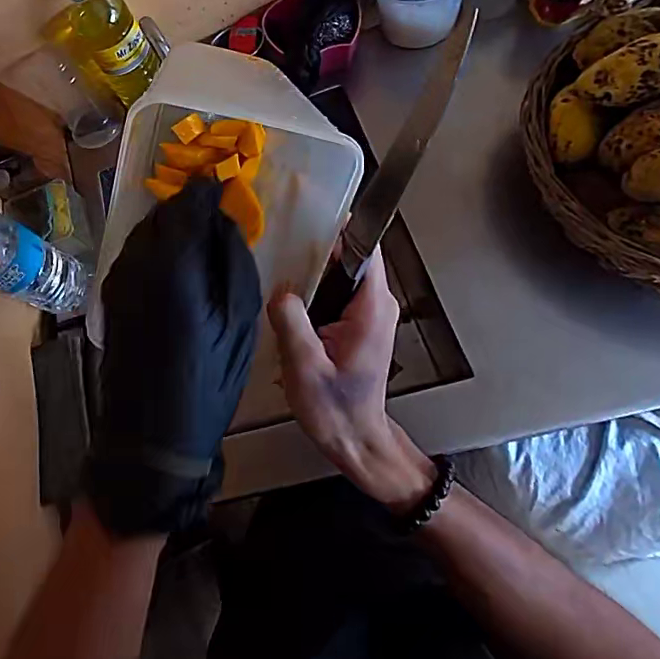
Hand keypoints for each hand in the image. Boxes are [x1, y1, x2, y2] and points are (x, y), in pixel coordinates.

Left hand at [88, 178, 261, 535]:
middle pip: (162, 214)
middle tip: (214, 206)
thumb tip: (224, 220)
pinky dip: (155, 244)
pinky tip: (176, 258)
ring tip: (198, 230)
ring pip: (144, 231)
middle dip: (188, 204)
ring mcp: (117, 280)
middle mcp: (137, 264)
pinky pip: (133, 253)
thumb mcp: (237, 321)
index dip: (206, 191)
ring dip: (170, 222)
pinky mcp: (110, 298)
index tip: (222, 182)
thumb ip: (231, 260)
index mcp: (173, 266)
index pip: (187, 206)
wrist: (151, 438)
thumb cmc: (207, 381)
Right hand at [268, 251, 434, 513]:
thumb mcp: (304, 367)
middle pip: (352, 255)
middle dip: (320, 249)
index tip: (313, 218)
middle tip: (287, 246)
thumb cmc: (337, 410)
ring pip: (345, 272)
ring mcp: (372, 313)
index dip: (341, 229)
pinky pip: (342, 290)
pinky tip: (295, 298)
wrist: (356, 440)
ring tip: (287, 270)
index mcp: (372, 308)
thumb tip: (280, 290)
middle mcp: (378, 304)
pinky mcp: (362, 322)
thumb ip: (292, 322)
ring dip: (317, 271)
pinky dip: (320, 289)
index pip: (366, 248)